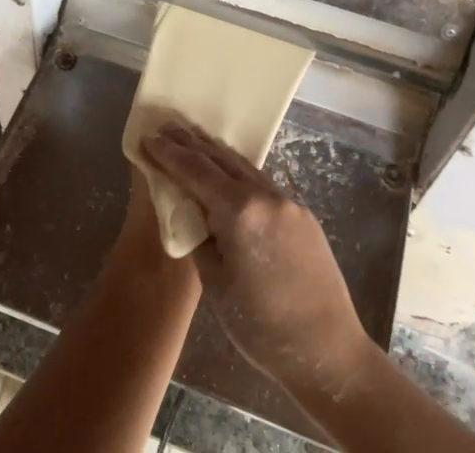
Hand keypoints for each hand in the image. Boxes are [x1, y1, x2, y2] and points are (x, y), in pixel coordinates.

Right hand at [139, 125, 371, 391]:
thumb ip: (201, 238)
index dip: (168, 155)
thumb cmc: (262, 326)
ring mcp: (288, 202)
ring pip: (244, 167)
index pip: (196, 172)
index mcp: (240, 212)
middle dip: (190, 143)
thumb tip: (194, 213)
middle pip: (220, 160)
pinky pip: (261, 182)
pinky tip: (227, 171)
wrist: (327, 349)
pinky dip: (238, 171)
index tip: (147, 139)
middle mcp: (265, 196)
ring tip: (192, 138)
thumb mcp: (216, 284)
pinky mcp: (302, 214)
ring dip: (215, 152)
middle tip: (166, 126)